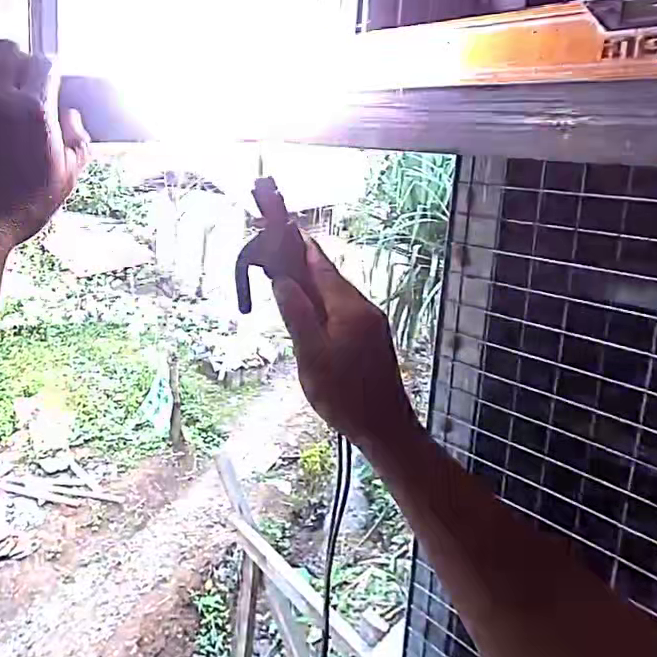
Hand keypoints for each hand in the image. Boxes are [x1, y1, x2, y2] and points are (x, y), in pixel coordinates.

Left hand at [0, 39, 90, 250]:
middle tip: (11, 78)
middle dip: (14, 61)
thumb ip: (77, 145)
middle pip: (7, 49)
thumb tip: (72, 115)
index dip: (46, 70)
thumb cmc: (13, 214)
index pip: (44, 64)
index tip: (42, 79)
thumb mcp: (62, 184)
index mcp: (33, 113)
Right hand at [268, 235, 419, 448]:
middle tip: (271, 261)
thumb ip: (296, 314)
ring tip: (282, 285)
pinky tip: (305, 314)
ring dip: (308, 285)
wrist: (385, 429)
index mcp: (349, 307)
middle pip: (327, 276)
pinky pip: (339, 308)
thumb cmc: (345, 395)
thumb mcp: (311, 354)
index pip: (320, 264)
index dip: (298, 245)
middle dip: (299, 264)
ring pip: (333, 293)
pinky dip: (319, 302)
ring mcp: (369, 322)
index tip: (280, 227)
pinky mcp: (369, 336)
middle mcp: (363, 307)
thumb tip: (281, 280)